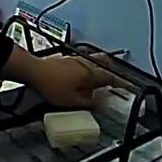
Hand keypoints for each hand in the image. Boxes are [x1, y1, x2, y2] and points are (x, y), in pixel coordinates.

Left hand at [0, 47, 124, 108]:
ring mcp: (75, 59)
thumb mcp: (71, 101)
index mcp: (89, 73)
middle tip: (114, 79)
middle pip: (103, 62)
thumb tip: (96, 103)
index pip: (109, 77)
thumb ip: (86, 102)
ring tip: (98, 80)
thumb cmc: (53, 86)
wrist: (34, 71)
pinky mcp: (66, 59)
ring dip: (98, 69)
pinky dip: (88, 68)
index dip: (120, 82)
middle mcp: (84, 63)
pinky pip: (83, 62)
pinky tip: (82, 76)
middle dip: (111, 70)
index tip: (127, 86)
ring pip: (93, 61)